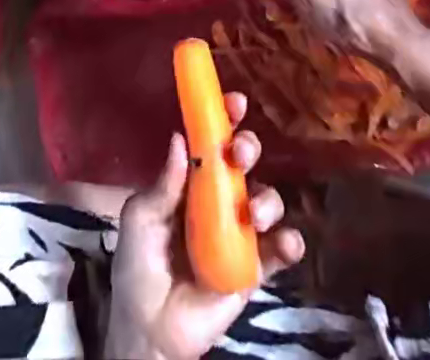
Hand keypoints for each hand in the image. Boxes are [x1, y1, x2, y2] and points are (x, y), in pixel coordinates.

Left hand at [104, 93, 304, 359]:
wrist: (150, 327)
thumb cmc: (139, 263)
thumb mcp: (141, 217)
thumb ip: (165, 183)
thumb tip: (180, 136)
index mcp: (190, 180)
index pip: (210, 141)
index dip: (224, 117)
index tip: (234, 101)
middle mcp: (218, 197)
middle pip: (244, 162)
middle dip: (248, 148)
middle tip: (240, 154)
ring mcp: (239, 231)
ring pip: (268, 200)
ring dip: (268, 198)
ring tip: (253, 214)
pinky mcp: (255, 267)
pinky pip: (281, 250)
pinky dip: (290, 242)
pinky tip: (284, 242)